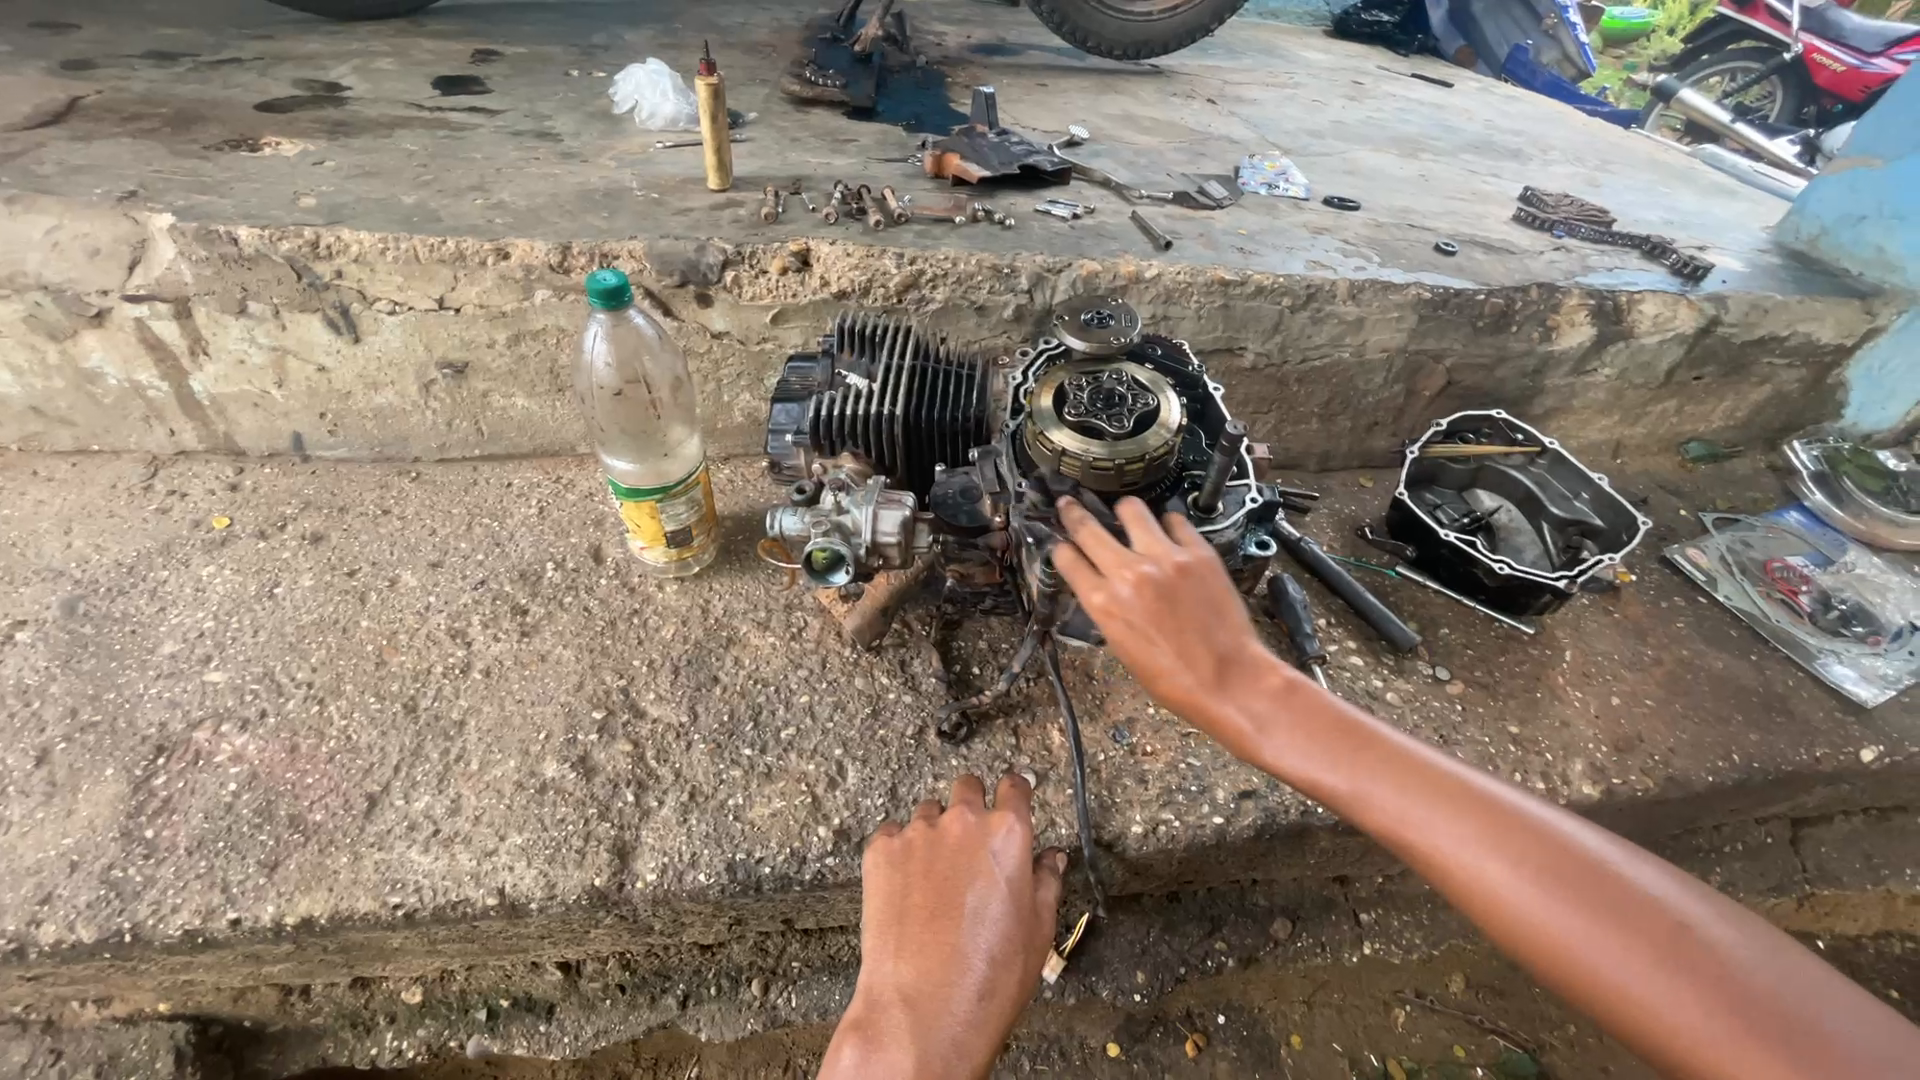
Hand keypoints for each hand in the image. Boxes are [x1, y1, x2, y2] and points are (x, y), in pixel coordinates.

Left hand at [820, 774, 1065, 1079]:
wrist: (921, 1008)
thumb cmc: (990, 977)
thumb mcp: (1038, 931)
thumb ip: (1046, 882)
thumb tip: (1052, 857)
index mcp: (1008, 833)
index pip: (1015, 786)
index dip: (1015, 790)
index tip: (1013, 795)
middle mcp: (963, 821)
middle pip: (967, 786)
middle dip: (971, 805)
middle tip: (971, 842)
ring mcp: (918, 832)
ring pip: (928, 812)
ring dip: (935, 832)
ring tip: (934, 877)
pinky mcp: (881, 850)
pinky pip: (892, 834)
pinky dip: (899, 851)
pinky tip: (905, 888)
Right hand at [1052, 497, 1296, 735]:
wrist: (1228, 679)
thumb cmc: (1171, 678)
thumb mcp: (1121, 646)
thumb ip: (1107, 608)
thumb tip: (1102, 584)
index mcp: (1104, 603)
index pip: (1068, 559)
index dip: (1061, 549)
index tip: (1061, 543)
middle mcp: (1128, 573)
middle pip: (1088, 528)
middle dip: (1073, 512)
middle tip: (1069, 502)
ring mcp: (1165, 558)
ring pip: (1131, 509)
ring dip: (1124, 512)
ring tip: (1128, 515)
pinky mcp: (1198, 552)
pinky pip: (1175, 520)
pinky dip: (1167, 524)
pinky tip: (1169, 533)